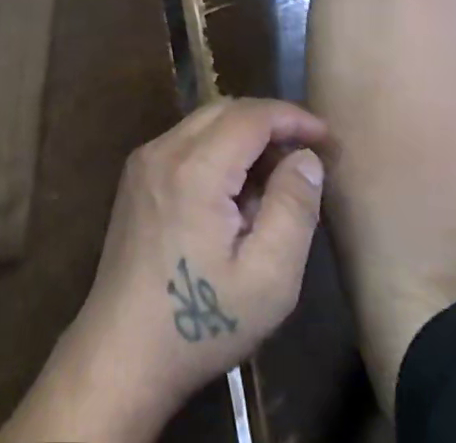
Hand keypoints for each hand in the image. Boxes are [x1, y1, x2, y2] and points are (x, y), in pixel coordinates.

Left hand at [0, 99, 328, 442]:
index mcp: (193, 169)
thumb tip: (306, 158)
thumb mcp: (270, 276)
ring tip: (277, 179)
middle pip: (221, 111)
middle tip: (308, 156)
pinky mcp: (135, 178)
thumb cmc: (204, 318)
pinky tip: (236, 192)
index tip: (329, 137)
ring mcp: (142, 162)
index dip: (292, 118)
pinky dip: (216, 150)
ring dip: (241, 136)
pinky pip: (182, 144)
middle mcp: (161, 151)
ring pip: (200, 125)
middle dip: (268, 122)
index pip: (249, 116)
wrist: (126, 345)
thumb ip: (293, 207)